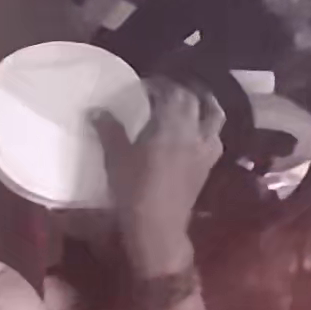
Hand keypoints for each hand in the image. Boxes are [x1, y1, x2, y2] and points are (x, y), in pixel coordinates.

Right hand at [93, 81, 224, 276]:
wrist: (158, 226)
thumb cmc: (133, 190)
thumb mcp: (115, 158)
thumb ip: (109, 130)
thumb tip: (96, 109)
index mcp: (171, 127)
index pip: (172, 93)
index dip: (159, 84)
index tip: (142, 83)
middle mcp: (194, 133)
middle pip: (194, 100)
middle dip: (179, 90)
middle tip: (160, 89)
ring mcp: (205, 149)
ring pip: (213, 115)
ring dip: (201, 103)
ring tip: (187, 101)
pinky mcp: (208, 164)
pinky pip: (213, 135)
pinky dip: (206, 125)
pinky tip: (194, 130)